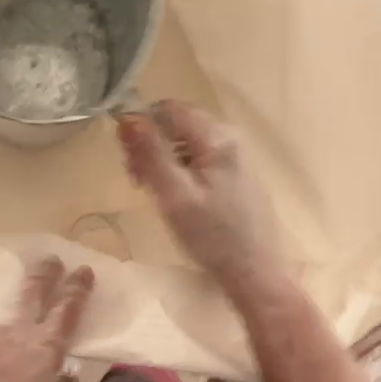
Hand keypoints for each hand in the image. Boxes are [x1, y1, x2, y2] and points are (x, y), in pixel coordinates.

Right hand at [116, 101, 283, 292]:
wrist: (254, 272)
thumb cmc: (212, 237)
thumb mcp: (174, 197)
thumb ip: (150, 156)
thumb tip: (126, 118)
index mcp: (217, 137)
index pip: (168, 109)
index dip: (142, 127)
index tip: (129, 162)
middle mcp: (231, 138)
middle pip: (180, 125)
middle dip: (153, 147)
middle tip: (138, 183)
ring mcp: (238, 158)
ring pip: (190, 145)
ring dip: (166, 162)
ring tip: (158, 197)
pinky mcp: (239, 178)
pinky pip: (203, 162)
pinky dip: (183, 174)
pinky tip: (180, 203)